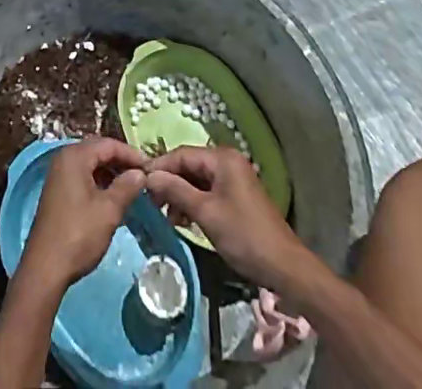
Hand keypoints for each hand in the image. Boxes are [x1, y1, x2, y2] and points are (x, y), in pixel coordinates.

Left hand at [22, 138, 148, 286]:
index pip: (108, 144)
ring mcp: (58, 175)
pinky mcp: (57, 191)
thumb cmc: (79, 234)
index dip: (131, 154)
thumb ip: (127, 186)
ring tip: (132, 188)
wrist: (46, 267)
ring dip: (111, 173)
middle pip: (98, 151)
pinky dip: (99, 182)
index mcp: (74, 157)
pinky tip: (113, 198)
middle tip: (143, 176)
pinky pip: (82, 177)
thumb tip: (141, 173)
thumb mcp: (109, 210)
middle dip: (121, 161)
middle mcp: (63, 159)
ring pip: (90, 164)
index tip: (151, 168)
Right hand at [146, 146, 308, 288]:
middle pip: (188, 165)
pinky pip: (206, 191)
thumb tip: (147, 176)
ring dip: (179, 194)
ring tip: (165, 215)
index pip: (181, 154)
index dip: (158, 167)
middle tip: (149, 202)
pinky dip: (192, 202)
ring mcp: (233, 179)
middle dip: (168, 182)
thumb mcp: (205, 212)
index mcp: (222, 159)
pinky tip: (182, 219)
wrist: (284, 267)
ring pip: (196, 180)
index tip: (138, 183)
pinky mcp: (235, 196)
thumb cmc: (243, 235)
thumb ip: (175, 190)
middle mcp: (228, 162)